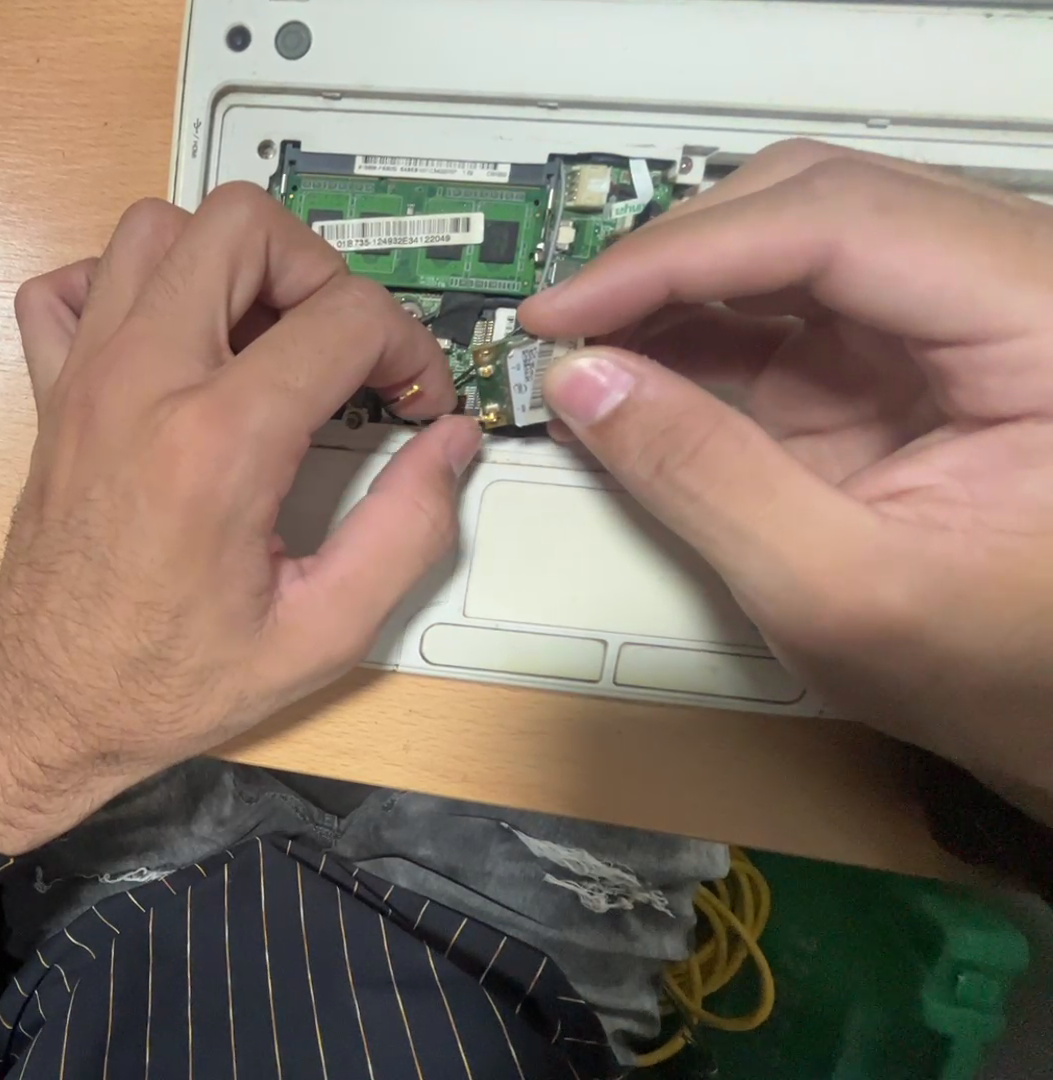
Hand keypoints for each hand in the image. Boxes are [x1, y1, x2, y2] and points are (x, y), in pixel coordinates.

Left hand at [0, 185, 482, 853]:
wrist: (49, 704)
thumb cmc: (169, 683)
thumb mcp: (318, 635)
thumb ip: (406, 531)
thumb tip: (448, 443)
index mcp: (218, 445)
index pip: (343, 317)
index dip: (406, 348)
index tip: (408, 401)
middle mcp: (142, 384)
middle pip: (240, 226)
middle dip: (316, 270)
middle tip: (335, 347)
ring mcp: (84, 380)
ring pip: (152, 231)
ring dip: (223, 260)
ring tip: (257, 338)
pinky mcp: (50, 397)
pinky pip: (65, 291)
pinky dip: (116, 287)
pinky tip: (160, 341)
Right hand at [521, 139, 1052, 812]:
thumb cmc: (993, 666)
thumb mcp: (827, 588)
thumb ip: (697, 473)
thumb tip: (578, 380)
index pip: (838, 226)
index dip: (676, 256)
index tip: (559, 314)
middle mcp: (1007, 294)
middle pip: (811, 202)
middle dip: (665, 255)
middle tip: (563, 324)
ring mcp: (934, 326)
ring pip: (777, 243)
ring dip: (661, 288)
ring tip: (575, 347)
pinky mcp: (876, 364)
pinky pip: (759, 312)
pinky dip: (672, 333)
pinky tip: (613, 369)